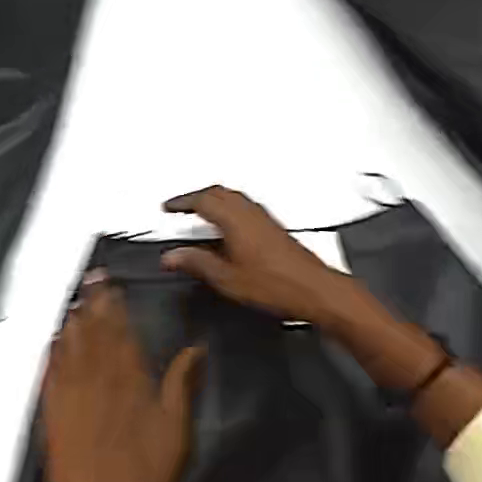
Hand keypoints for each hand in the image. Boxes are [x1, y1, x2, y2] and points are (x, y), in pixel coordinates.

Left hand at [42, 274, 204, 481]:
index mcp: (128, 376)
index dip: (114, 302)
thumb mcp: (175, 427)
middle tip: (91, 279)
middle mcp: (98, 377)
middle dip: (93, 301)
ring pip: (71, 344)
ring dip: (73, 320)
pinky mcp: (53, 414)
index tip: (111, 283)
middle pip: (94, 329)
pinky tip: (53, 342)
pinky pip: (50, 373)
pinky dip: (52, 353)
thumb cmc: (143, 476)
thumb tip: (195, 350)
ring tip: (74, 300)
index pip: (120, 327)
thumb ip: (182, 382)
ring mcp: (72, 394)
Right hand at [160, 186, 351, 325]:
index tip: (168, 206)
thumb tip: (171, 257)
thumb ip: (197, 264)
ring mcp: (262, 216)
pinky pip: (243, 203)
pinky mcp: (271, 224)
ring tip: (199, 210)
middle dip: (195, 196)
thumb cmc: (274, 284)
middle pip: (217, 192)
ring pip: (231, 196)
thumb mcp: (227, 279)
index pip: (201, 200)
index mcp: (234, 219)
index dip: (181, 202)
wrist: (314, 289)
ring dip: (212, 198)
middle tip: (180, 206)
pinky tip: (227, 222)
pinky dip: (227, 204)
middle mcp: (248, 211)